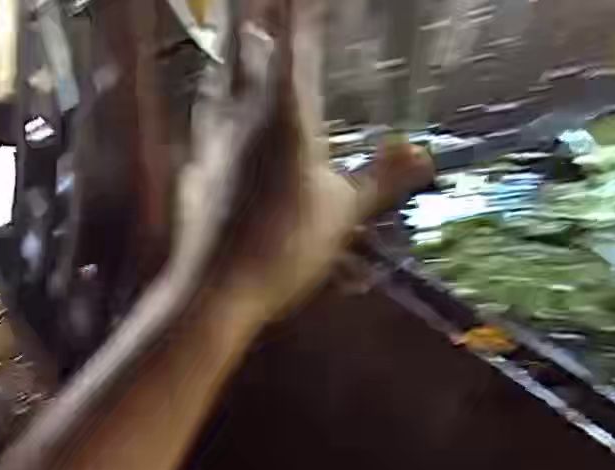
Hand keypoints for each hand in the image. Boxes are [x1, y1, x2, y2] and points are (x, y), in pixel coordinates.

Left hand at [173, 0, 432, 327]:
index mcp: (284, 113)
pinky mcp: (190, 183)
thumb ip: (381, 179)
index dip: (298, 3)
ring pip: (213, 89)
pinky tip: (211, 124)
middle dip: (246, 12)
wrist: (209, 295)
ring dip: (224, 57)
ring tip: (231, 39)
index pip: (294, 34)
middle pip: (241, 49)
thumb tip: (424, 154)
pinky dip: (211, 114)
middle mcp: (238, 122)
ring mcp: (208, 152)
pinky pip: (201, 134)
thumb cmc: (281, 251)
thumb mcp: (342, 214)